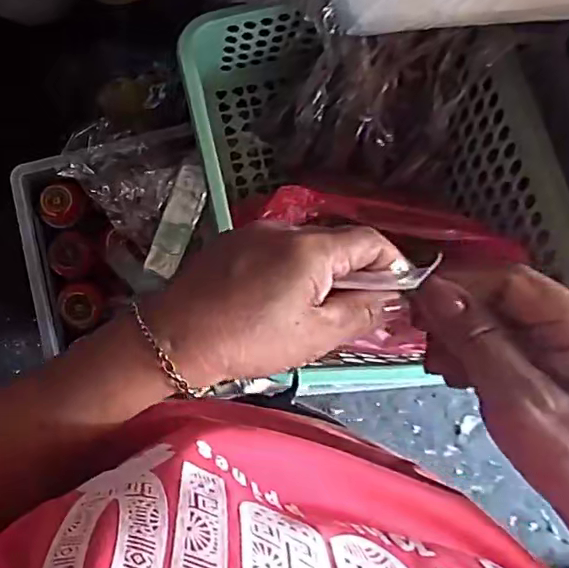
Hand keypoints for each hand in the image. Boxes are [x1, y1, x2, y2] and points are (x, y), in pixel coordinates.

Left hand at [140, 223, 409, 385]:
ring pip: (301, 246)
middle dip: (353, 271)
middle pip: (334, 240)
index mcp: (308, 246)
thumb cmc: (248, 339)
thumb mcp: (317, 335)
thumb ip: (363, 311)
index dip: (393, 265)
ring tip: (310, 310)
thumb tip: (390, 298)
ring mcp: (248, 233)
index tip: (394, 294)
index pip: (370, 240)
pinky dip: (285, 269)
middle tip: (354, 310)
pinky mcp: (225, 244)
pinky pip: (270, 250)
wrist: (174, 337)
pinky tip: (274, 300)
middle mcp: (279, 228)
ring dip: (318, 271)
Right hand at [412, 265, 568, 533]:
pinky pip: (519, 352)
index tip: (418, 298)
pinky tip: (463, 377)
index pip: (515, 282)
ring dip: (467, 339)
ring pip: (511, 327)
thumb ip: (476, 340)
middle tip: (423, 337)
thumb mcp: (519, 399)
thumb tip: (437, 291)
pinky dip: (483, 359)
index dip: (460, 284)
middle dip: (460, 317)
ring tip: (442, 366)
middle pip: (512, 303)